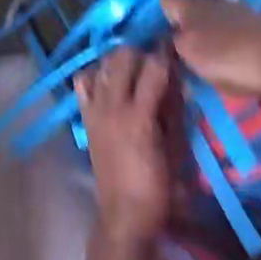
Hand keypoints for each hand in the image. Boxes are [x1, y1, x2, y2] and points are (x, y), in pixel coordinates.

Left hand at [75, 47, 174, 242]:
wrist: (123, 215)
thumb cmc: (157, 186)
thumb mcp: (175, 148)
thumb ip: (174, 110)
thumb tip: (176, 80)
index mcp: (139, 115)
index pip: (154, 67)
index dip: (166, 52)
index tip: (174, 44)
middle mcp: (113, 105)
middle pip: (123, 56)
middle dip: (141, 51)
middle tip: (154, 59)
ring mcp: (95, 109)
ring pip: (103, 64)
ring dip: (119, 59)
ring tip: (133, 67)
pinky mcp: (85, 116)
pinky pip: (84, 82)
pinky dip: (96, 74)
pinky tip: (109, 79)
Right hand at [160, 0, 260, 95]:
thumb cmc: (229, 56)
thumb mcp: (191, 55)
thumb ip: (174, 48)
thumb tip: (165, 44)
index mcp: (187, 5)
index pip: (163, 0)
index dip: (157, 17)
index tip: (155, 40)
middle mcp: (207, 1)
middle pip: (186, 11)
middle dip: (182, 29)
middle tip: (178, 57)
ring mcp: (233, 11)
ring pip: (208, 22)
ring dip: (206, 38)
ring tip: (205, 65)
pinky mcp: (253, 26)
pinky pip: (229, 33)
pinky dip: (226, 45)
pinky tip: (230, 65)